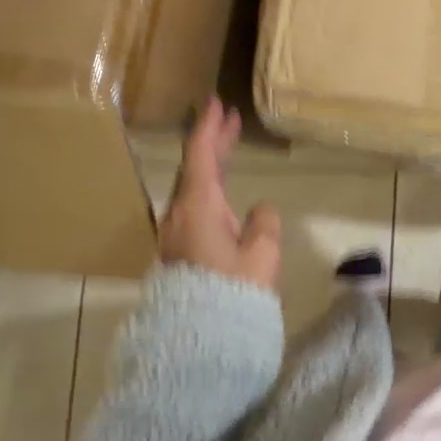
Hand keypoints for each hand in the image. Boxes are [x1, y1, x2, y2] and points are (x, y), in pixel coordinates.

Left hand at [158, 97, 282, 289]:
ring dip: (210, 166)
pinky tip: (221, 192)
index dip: (209, 127)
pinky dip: (208, 188)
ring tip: (228, 149)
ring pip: (192, 188)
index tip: (215, 103)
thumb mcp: (262, 254)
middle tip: (229, 119)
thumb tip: (260, 210)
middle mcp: (180, 215)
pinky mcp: (178, 252)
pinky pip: (193, 206)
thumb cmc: (233, 289)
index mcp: (198, 206)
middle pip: (195, 169)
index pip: (201, 155)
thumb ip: (264, 223)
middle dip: (212, 142)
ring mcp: (175, 235)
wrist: (198, 338)